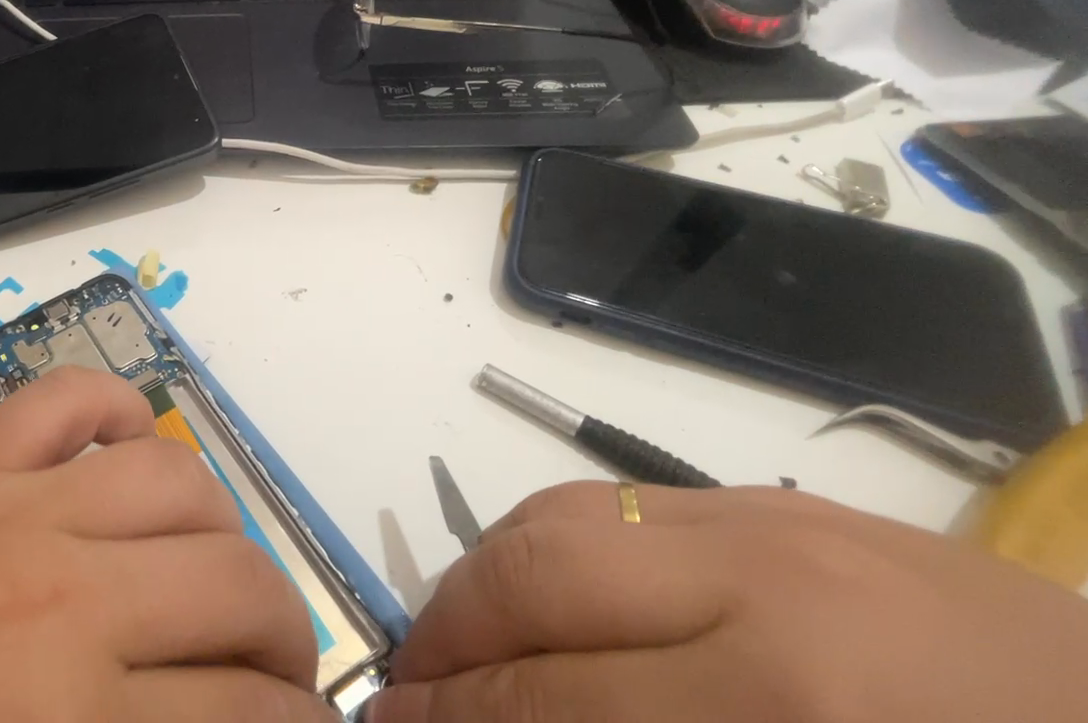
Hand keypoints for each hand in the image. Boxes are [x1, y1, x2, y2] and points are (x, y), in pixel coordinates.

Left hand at [0, 369, 327, 721]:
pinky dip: (115, 414)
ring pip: (178, 478)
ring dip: (223, 533)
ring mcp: (3, 505)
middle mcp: (56, 593)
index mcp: (57, 718)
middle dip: (287, 646)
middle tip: (272, 686)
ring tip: (211, 580)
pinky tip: (122, 461)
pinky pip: (67, 399)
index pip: (246, 719)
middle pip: (240, 586)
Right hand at [369, 482, 1087, 721]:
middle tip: (408, 687)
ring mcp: (774, 517)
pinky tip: (543, 595)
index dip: (452, 718)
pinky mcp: (782, 500)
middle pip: (534, 571)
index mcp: (791, 704)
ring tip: (459, 636)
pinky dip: (546, 544)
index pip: (551, 699)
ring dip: (484, 575)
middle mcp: (766, 579)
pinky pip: (614, 498)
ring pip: (559, 511)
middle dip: (447, 631)